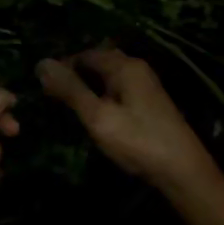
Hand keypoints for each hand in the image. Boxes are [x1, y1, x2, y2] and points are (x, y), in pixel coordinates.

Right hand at [38, 49, 223, 194]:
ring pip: (107, 77)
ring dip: (87, 87)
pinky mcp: (148, 103)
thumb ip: (71, 90)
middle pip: (97, 62)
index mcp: (124, 66)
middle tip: (52, 97)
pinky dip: (100, 96)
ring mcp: (145, 86)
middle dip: (74, 75)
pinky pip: (117, 90)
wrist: (182, 170)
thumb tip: (41, 63)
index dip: (62, 67)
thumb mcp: (98, 116)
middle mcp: (136, 69)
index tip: (42, 88)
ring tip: (67, 107)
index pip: (84, 54)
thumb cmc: (138, 141)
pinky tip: (92, 114)